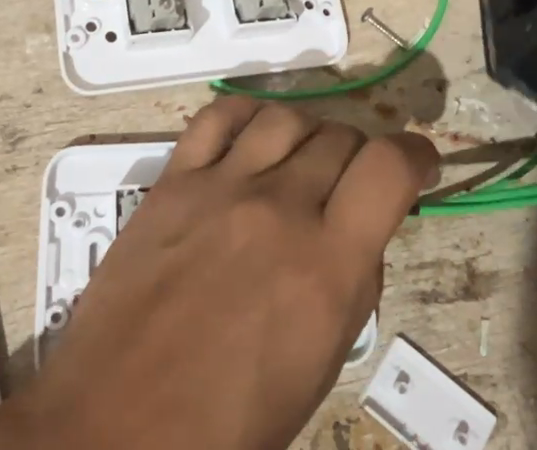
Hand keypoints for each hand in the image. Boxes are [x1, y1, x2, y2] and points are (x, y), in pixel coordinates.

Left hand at [0, 97, 437, 449]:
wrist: (119, 421)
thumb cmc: (228, 420)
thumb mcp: (319, 364)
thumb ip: (350, 285)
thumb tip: (359, 233)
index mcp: (326, 266)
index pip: (389, 167)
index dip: (415, 155)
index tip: (417, 164)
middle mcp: (278, 209)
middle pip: (341, 137)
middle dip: (360, 155)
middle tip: (351, 182)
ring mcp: (219, 188)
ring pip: (286, 118)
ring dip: (309, 134)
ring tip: (303, 161)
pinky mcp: (171, 182)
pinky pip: (218, 118)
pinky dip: (248, 116)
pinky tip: (253, 137)